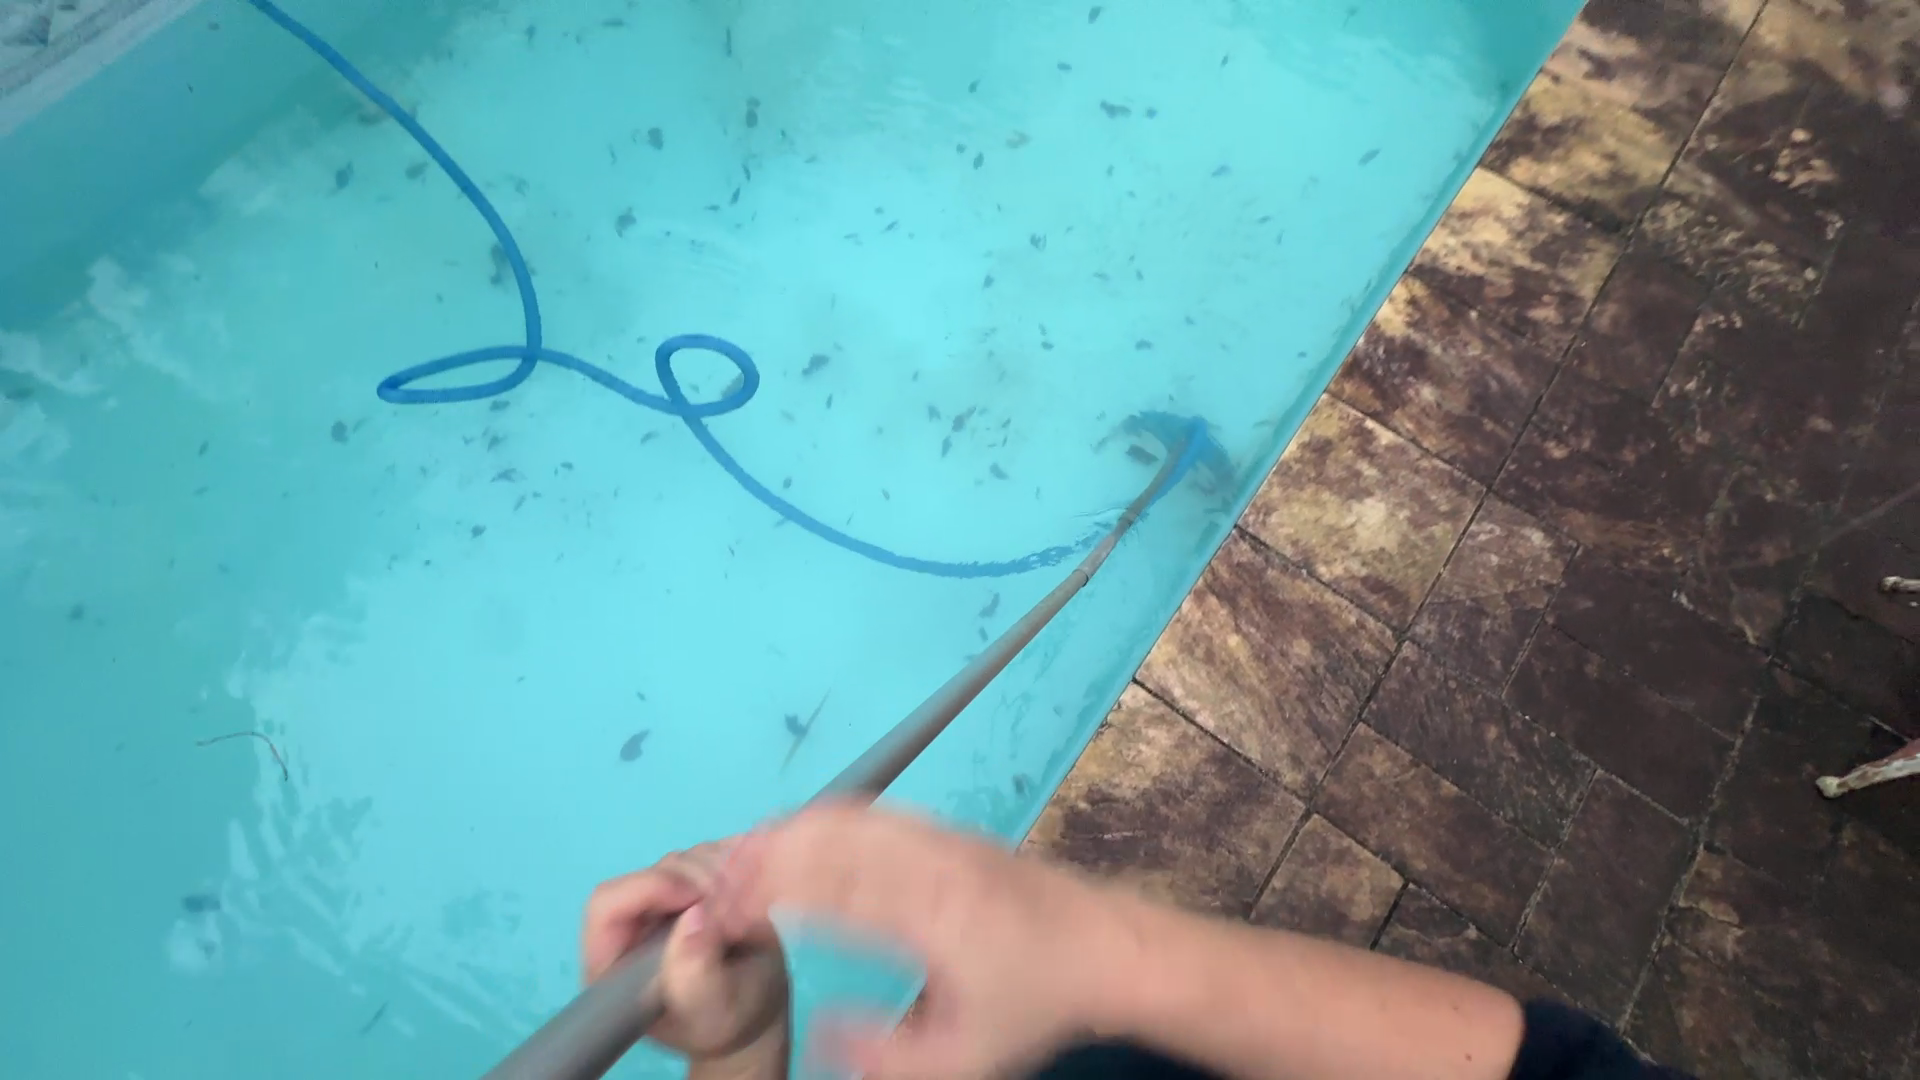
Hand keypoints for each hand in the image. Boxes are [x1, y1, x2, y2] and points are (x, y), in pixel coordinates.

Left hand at [583, 844, 790, 1068]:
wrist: (754, 1007)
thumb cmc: (728, 1019)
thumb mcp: (715, 1012)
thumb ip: (696, 978)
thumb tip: (694, 917)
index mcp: (617, 961)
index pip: (608, 904)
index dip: (650, 889)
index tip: (698, 900)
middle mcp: (636, 922)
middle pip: (656, 872)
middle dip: (701, 881)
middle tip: (736, 906)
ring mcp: (667, 898)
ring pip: (687, 858)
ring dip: (722, 872)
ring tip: (746, 907)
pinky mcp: (695, 882)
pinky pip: (713, 851)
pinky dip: (736, 861)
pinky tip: (750, 890)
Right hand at [708, 801, 1135, 1079]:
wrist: (1104, 945)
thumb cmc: (1035, 1002)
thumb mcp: (965, 1057)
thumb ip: (886, 1056)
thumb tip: (820, 1029)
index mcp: (928, 913)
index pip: (830, 889)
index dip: (769, 890)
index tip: (724, 906)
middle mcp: (929, 861)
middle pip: (835, 838)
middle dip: (769, 852)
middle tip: (718, 876)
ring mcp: (942, 838)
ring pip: (854, 817)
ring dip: (796, 829)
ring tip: (748, 849)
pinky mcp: (951, 831)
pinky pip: (880, 814)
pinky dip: (833, 818)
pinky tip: (811, 831)